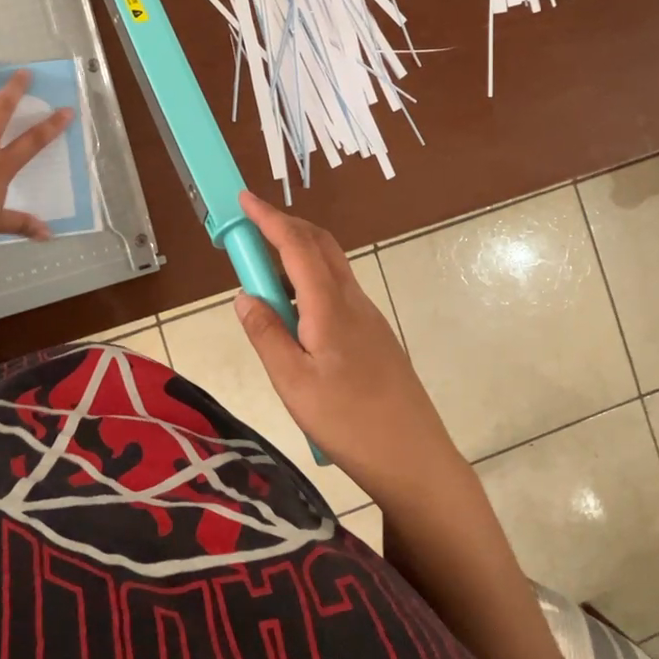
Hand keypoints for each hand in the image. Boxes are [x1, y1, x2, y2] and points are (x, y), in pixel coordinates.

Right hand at [231, 190, 417, 479]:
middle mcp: (352, 302)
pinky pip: (336, 291)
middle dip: (284, 226)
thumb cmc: (348, 422)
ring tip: (262, 275)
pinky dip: (308, 281)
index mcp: (330, 307)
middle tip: (249, 229)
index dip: (269, 218)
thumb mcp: (292, 383)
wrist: (414, 459)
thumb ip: (266, 335)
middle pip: (320, 245)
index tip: (243, 199)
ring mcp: (367, 318)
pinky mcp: (373, 337)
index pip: (296, 246)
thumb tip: (244, 296)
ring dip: (296, 254)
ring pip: (330, 267)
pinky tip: (293, 313)